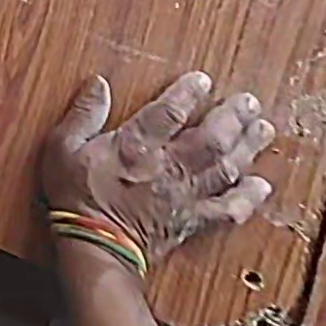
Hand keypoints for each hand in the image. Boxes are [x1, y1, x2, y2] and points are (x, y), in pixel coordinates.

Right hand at [41, 71, 273, 262]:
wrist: (93, 244)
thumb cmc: (75, 193)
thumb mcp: (63, 146)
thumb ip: (83, 114)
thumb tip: (98, 84)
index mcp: (135, 147)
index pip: (168, 113)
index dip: (188, 93)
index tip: (203, 80)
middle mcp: (168, 168)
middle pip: (211, 138)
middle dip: (232, 118)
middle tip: (248, 102)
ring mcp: (185, 195)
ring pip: (226, 167)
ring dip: (248, 147)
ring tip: (263, 129)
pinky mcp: (193, 220)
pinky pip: (230, 208)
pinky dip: (250, 197)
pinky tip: (261, 184)